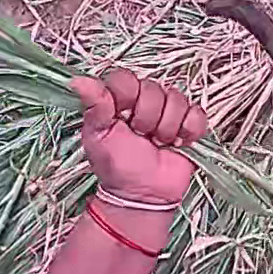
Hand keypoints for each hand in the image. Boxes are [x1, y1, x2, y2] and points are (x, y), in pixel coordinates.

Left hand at [70, 70, 207, 205]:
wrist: (142, 195)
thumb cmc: (116, 168)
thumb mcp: (99, 135)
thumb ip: (94, 105)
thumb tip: (76, 81)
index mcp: (119, 100)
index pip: (127, 78)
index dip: (127, 96)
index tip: (122, 116)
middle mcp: (144, 101)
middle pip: (153, 88)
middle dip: (147, 118)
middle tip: (140, 136)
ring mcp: (168, 112)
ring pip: (176, 99)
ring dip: (166, 127)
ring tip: (156, 143)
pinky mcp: (189, 125)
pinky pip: (196, 114)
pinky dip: (188, 130)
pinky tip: (176, 143)